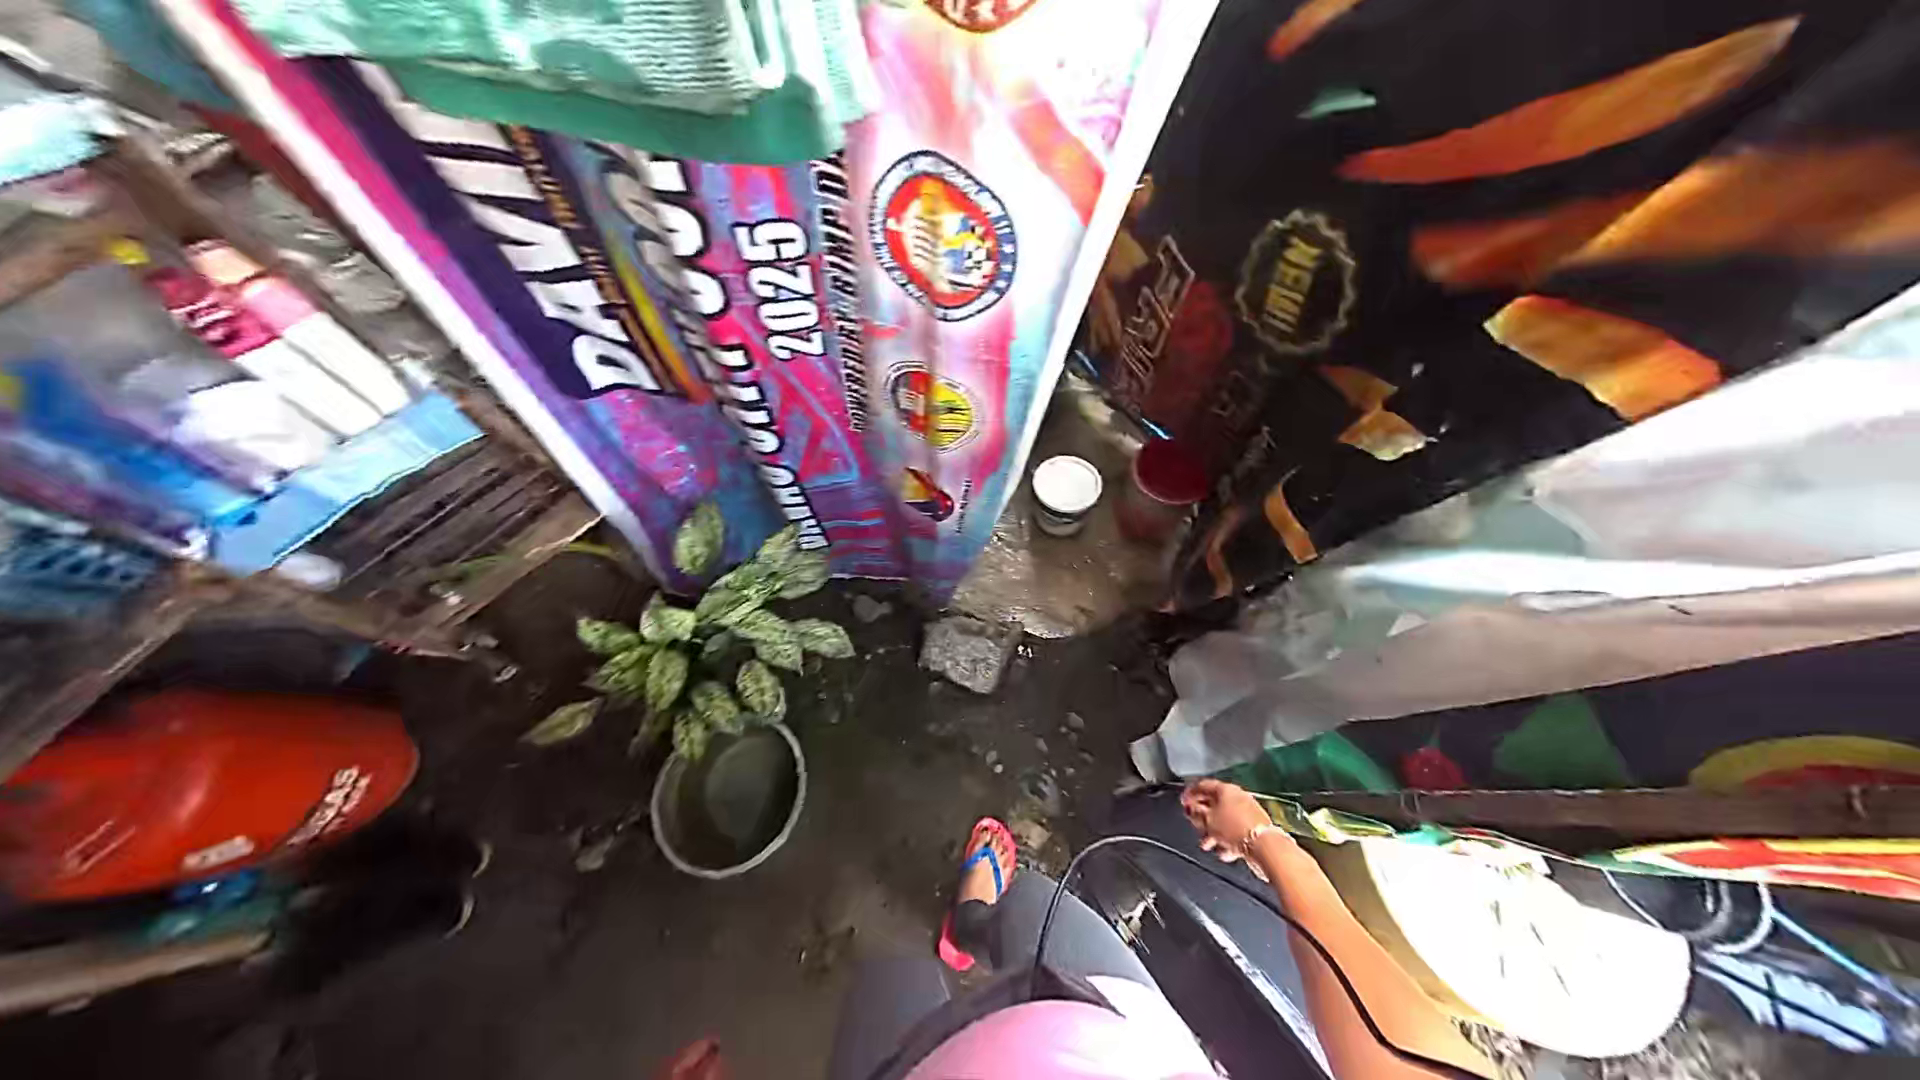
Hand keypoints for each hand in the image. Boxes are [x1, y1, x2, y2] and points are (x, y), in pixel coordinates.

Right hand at [1181, 778, 1276, 862]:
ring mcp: (1249, 813)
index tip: (1183, 801)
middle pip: (1215, 803)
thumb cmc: (1236, 829)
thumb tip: (1190, 808)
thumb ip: (1195, 812)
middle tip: (1195, 823)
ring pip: (1226, 819)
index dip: (1190, 793)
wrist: (1265, 848)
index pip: (1203, 786)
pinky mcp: (1256, 828)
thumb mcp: (1207, 820)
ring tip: (1207, 843)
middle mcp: (1239, 797)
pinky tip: (1224, 851)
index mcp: (1226, 789)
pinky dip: (1229, 840)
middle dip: (1203, 816)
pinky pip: (1237, 832)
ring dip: (1215, 831)